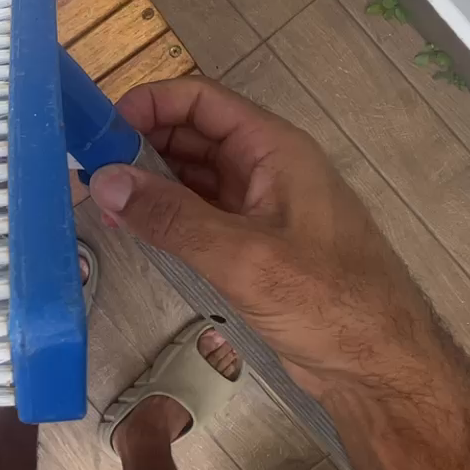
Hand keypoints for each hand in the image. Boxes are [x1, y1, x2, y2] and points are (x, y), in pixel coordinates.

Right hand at [89, 77, 440, 393]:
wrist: (380, 369)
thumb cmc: (326, 301)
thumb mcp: (243, 256)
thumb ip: (171, 216)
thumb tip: (103, 180)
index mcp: (273, 149)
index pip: (202, 100)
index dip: (151, 103)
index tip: (101, 129)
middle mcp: (263, 168)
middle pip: (192, 134)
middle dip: (141, 144)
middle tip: (89, 168)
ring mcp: (256, 207)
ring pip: (191, 176)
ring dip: (148, 182)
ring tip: (100, 199)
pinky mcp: (249, 244)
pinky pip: (197, 214)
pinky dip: (164, 215)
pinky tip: (132, 227)